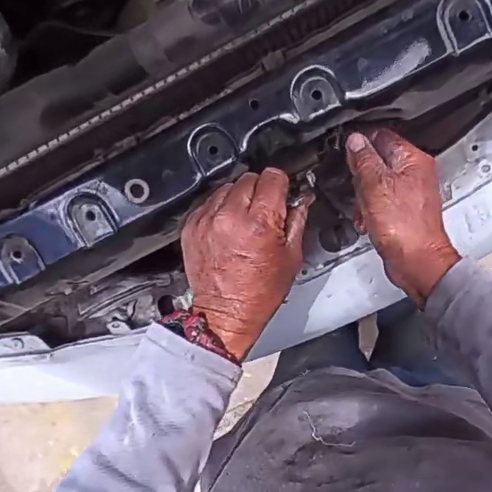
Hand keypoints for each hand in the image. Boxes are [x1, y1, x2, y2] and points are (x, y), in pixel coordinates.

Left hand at [180, 168, 313, 359]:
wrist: (225, 314)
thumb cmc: (258, 293)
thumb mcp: (292, 257)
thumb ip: (297, 220)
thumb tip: (300, 199)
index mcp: (259, 223)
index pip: (272, 177)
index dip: (281, 184)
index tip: (282, 193)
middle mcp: (230, 217)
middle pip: (248, 178)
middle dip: (260, 191)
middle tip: (264, 212)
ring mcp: (207, 220)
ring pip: (226, 187)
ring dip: (237, 198)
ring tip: (244, 222)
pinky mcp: (191, 227)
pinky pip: (207, 202)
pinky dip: (219, 209)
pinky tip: (227, 228)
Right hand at [345, 129, 460, 304]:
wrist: (416, 261)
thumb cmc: (405, 228)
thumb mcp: (375, 186)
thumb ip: (364, 160)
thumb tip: (355, 141)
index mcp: (413, 160)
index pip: (382, 135)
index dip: (361, 143)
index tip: (348, 155)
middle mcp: (415, 174)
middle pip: (377, 160)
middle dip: (361, 175)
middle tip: (359, 189)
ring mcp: (409, 193)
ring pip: (376, 183)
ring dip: (363, 196)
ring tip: (363, 208)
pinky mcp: (403, 211)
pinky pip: (379, 202)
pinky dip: (369, 210)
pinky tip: (366, 219)